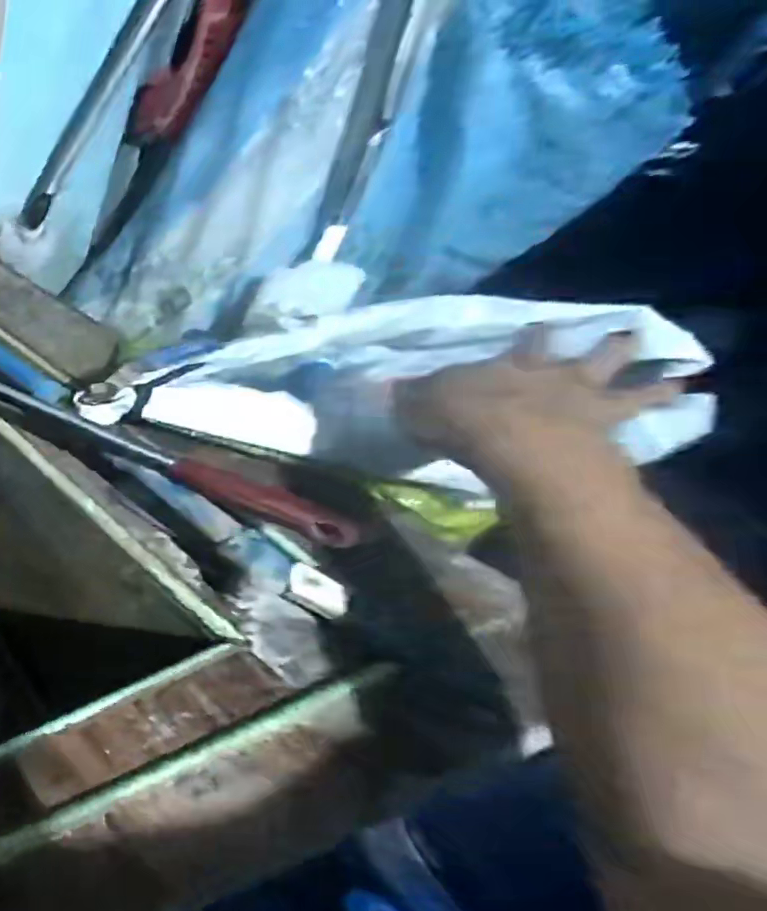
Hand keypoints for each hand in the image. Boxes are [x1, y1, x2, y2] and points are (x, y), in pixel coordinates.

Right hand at [395, 325, 682, 477]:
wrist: (514, 441)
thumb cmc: (461, 420)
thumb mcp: (417, 406)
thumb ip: (405, 395)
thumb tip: (375, 384)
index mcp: (509, 366)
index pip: (523, 344)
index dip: (531, 337)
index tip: (538, 328)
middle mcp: (553, 371)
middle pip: (585, 351)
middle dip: (603, 344)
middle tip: (620, 334)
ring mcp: (587, 392)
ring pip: (622, 369)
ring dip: (639, 366)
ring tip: (662, 368)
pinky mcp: (610, 416)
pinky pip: (643, 402)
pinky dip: (660, 395)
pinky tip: (676, 393)